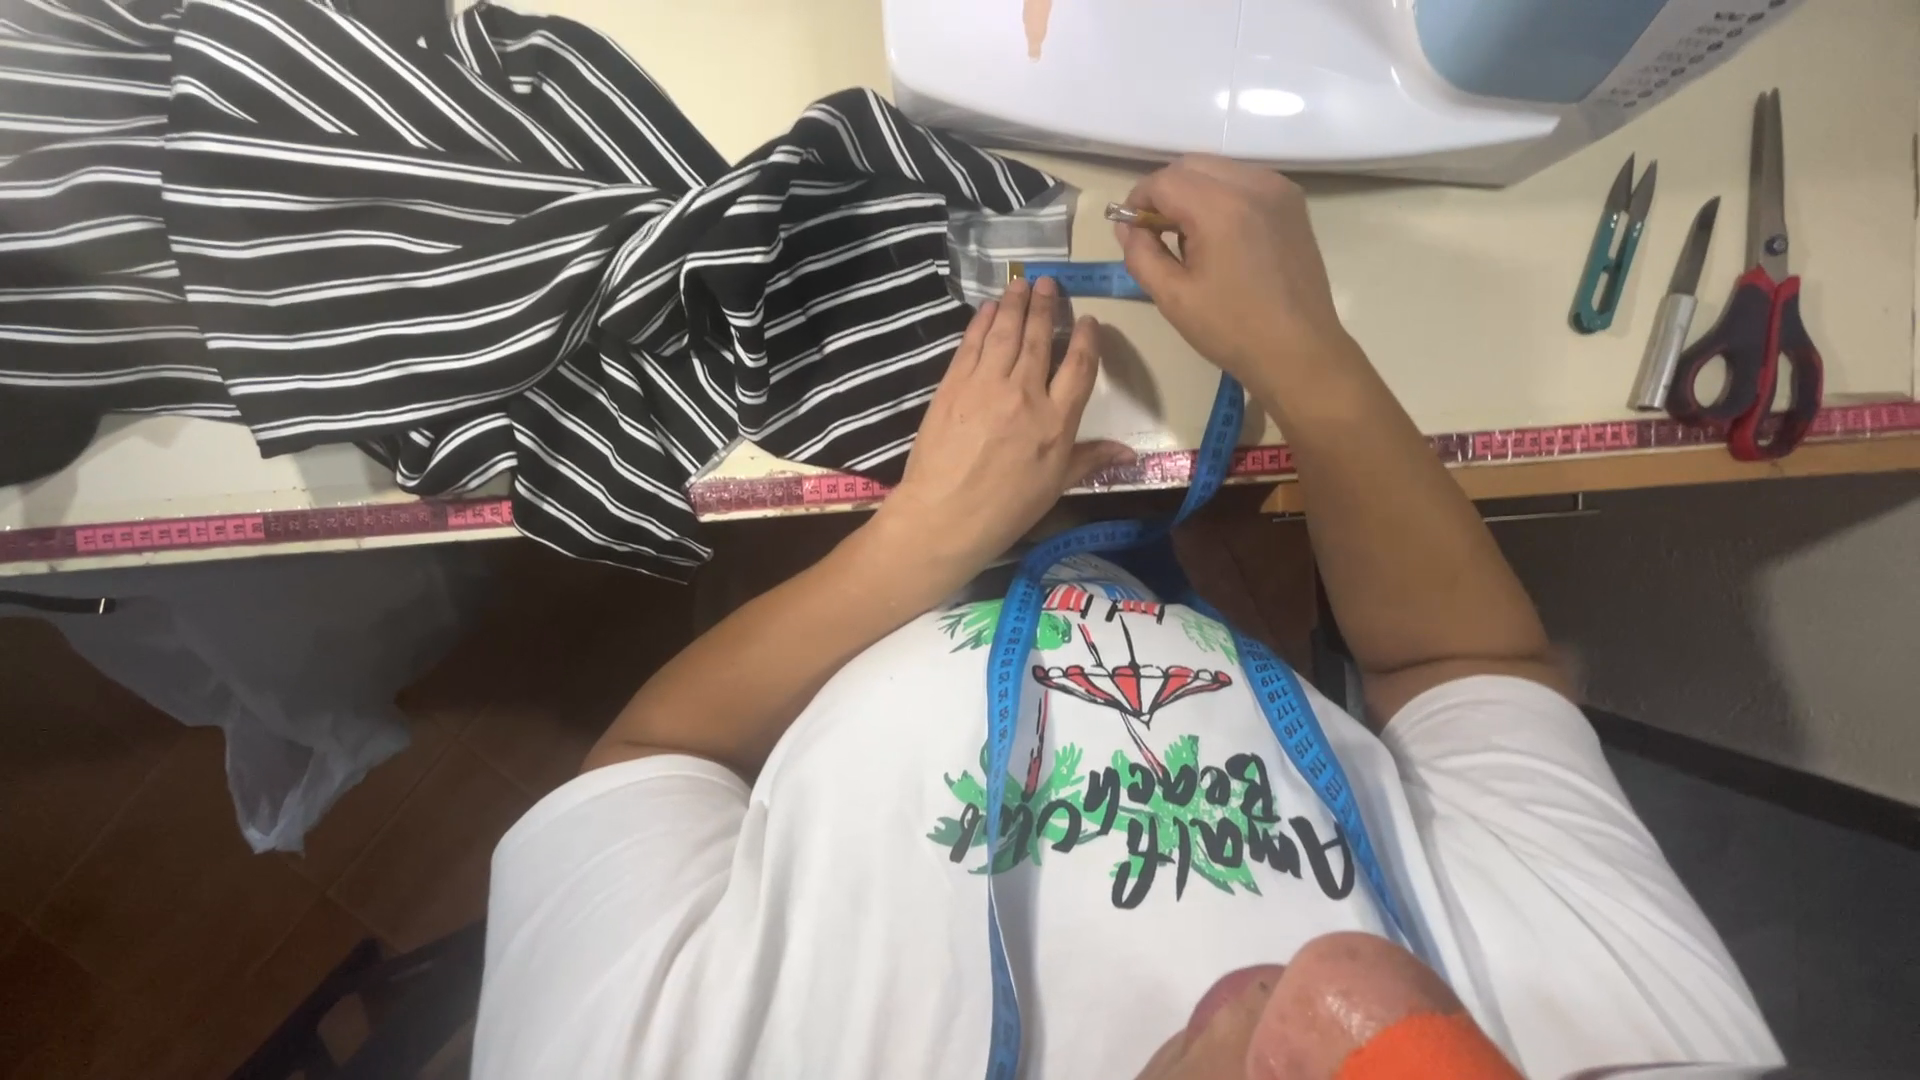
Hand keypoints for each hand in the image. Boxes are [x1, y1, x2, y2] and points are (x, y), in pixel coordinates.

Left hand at [877, 278, 1133, 573]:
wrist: (945, 516)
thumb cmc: (1005, 510)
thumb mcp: (1054, 487)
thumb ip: (1090, 459)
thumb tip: (1131, 453)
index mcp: (1056, 421)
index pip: (1079, 367)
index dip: (1086, 339)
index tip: (1089, 321)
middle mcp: (1025, 393)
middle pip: (1039, 339)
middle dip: (1045, 307)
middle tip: (1047, 283)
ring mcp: (986, 386)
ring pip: (1004, 334)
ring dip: (1013, 304)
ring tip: (1020, 284)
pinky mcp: (953, 386)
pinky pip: (971, 344)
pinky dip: (981, 323)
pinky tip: (987, 309)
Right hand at [1115, 155, 1356, 399]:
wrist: (1297, 349)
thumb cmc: (1230, 329)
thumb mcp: (1172, 297)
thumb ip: (1141, 254)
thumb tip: (1126, 226)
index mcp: (1221, 208)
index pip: (1164, 180)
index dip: (1138, 200)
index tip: (1129, 229)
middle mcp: (1253, 184)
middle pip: (1191, 165)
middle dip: (1164, 193)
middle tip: (1153, 233)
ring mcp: (1279, 189)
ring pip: (1218, 170)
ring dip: (1192, 193)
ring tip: (1188, 239)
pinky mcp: (1292, 202)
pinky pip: (1244, 182)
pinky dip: (1221, 197)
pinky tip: (1219, 238)